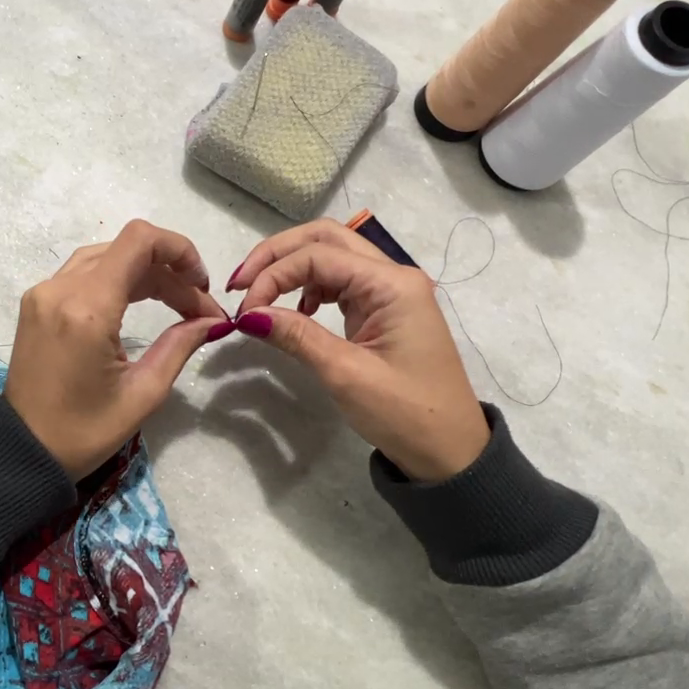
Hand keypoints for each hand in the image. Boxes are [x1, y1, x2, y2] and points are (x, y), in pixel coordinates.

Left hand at [5, 220, 231, 479]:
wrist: (22, 450)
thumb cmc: (83, 432)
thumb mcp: (143, 393)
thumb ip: (180, 345)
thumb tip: (213, 320)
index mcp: (87, 309)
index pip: (139, 241)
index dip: (180, 250)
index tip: (202, 284)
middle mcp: (59, 289)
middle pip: (126, 250)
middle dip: (170, 272)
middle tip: (197, 311)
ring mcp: (42, 294)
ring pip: (104, 257)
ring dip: (144, 273)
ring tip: (174, 306)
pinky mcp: (35, 304)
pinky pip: (82, 274)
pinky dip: (116, 281)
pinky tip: (138, 304)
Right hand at [227, 219, 488, 481]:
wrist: (449, 450)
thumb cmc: (403, 413)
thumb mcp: (344, 374)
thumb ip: (296, 336)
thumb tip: (247, 314)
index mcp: (392, 285)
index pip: (318, 255)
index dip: (273, 276)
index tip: (243, 311)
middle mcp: (393, 276)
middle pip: (326, 239)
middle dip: (277, 255)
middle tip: (239, 284)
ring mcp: (389, 292)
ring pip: (331, 256)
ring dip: (291, 268)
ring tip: (258, 297)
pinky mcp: (381, 310)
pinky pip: (339, 281)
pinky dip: (308, 287)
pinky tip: (295, 311)